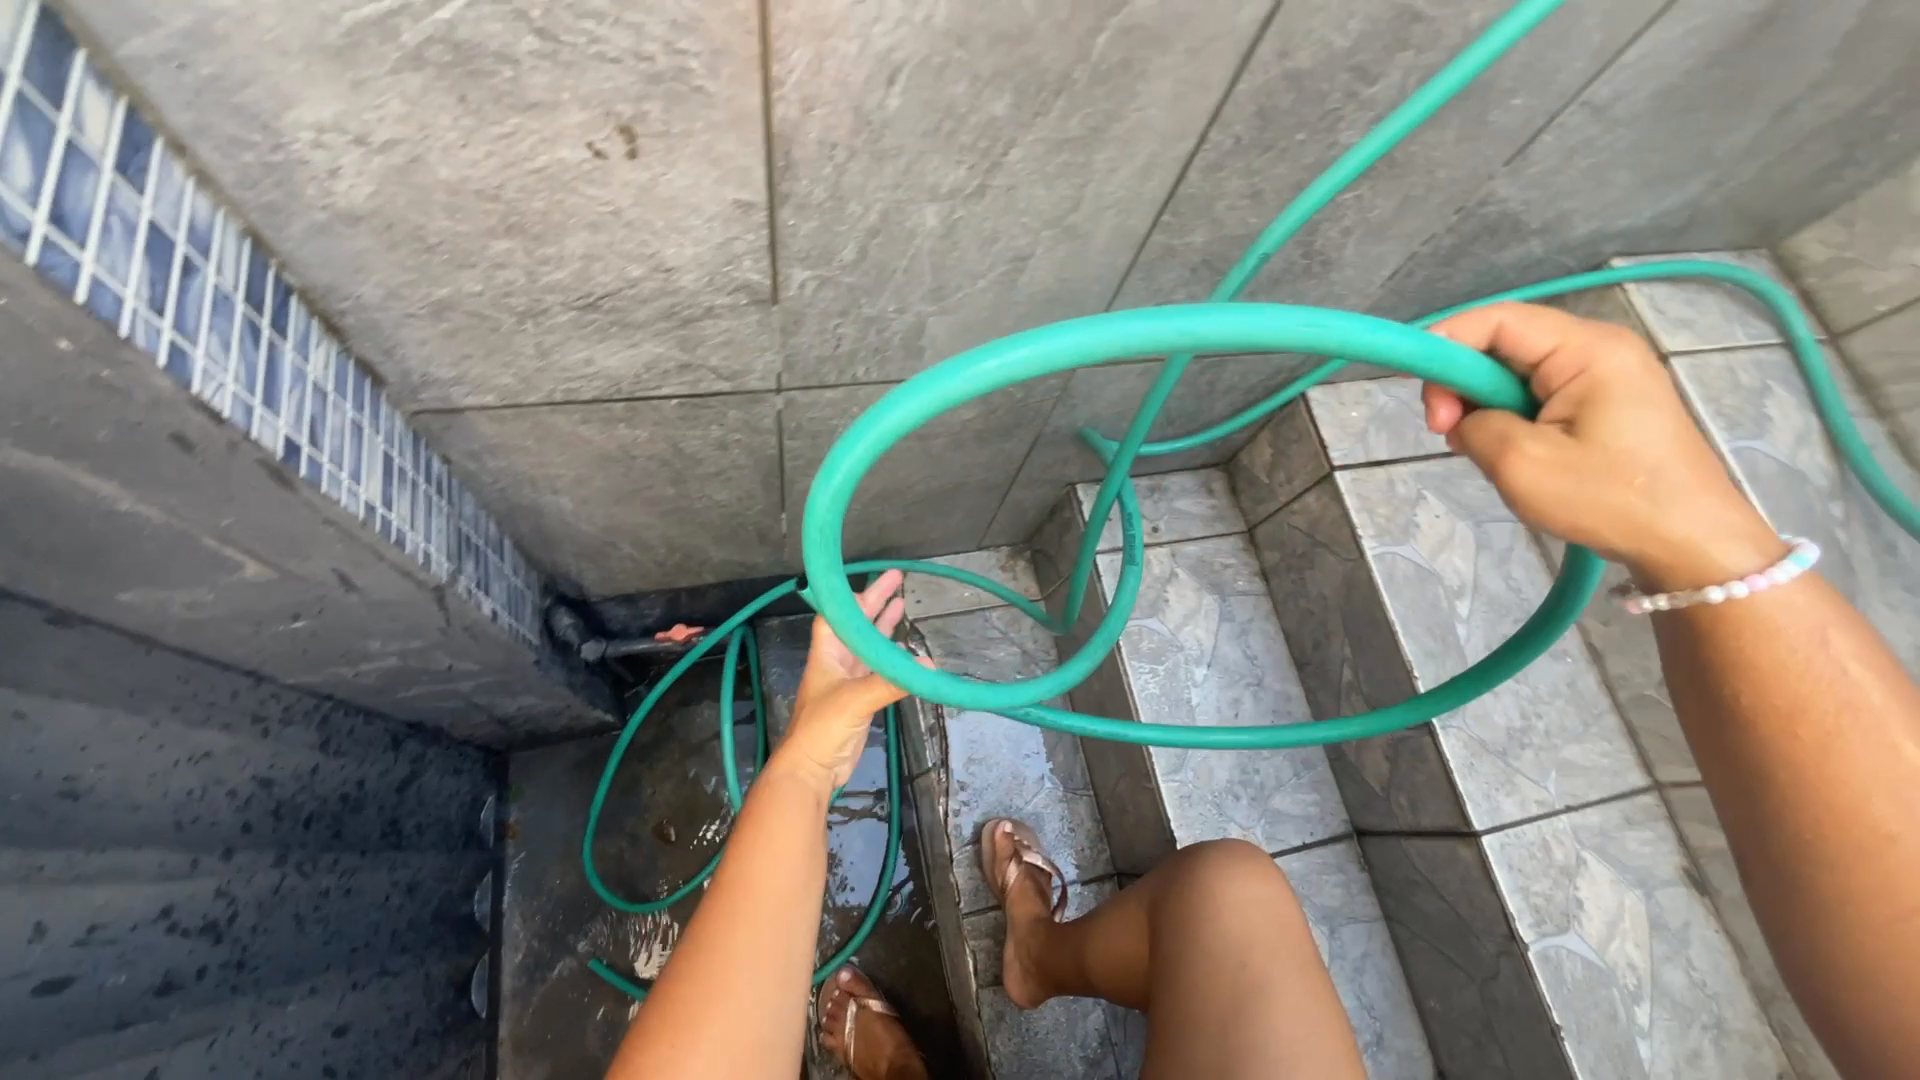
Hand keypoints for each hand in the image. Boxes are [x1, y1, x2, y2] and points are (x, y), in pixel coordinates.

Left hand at [772, 570, 929, 791]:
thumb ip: (890, 682)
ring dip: (883, 627)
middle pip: (856, 625)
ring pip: (867, 647)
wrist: (811, 769)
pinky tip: (906, 653)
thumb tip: (928, 666)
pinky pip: (877, 672)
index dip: (854, 597)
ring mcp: (847, 683)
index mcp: (826, 654)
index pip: (837, 615)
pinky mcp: (859, 701)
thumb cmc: (822, 728)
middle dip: (875, 602)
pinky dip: (891, 660)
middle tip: (898, 580)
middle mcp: (835, 663)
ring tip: (902, 606)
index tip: (876, 579)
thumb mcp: (855, 699)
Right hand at [1422, 302, 1784, 589]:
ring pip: (1513, 372)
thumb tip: (1461, 418)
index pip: (1497, 320)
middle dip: (1461, 384)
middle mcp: (1598, 348)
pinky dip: (1506, 417)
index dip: (1443, 344)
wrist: (1690, 541)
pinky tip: (1507, 451)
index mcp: (1587, 350)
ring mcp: (1604, 375)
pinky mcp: (1602, 402)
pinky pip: (1534, 394)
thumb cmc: (1609, 498)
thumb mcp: (1520, 464)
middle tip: (1446, 434)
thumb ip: (1472, 425)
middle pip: (1502, 343)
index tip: (1420, 397)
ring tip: (1481, 451)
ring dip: (1481, 406)